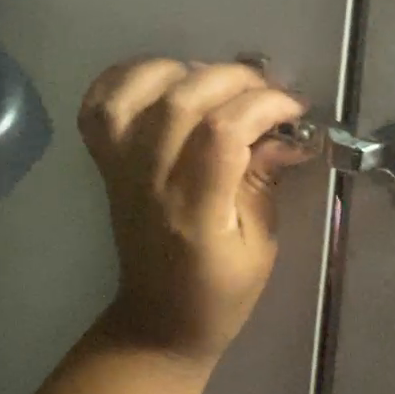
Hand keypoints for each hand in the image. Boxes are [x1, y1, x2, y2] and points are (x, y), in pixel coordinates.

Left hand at [78, 58, 309, 365]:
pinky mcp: (106, 163)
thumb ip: (266, 181)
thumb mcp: (261, 245)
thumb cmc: (219, 293)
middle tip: (266, 90)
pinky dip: (128, 77)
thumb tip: (287, 132)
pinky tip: (165, 79)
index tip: (294, 109)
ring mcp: (120, 168)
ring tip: (215, 83)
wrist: (157, 322)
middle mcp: (150, 181)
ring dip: (180, 71)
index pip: (221, 132)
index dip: (263, 105)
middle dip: (234, 79)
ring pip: (133, 94)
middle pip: (180, 101)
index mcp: (194, 211)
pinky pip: (99, 104)